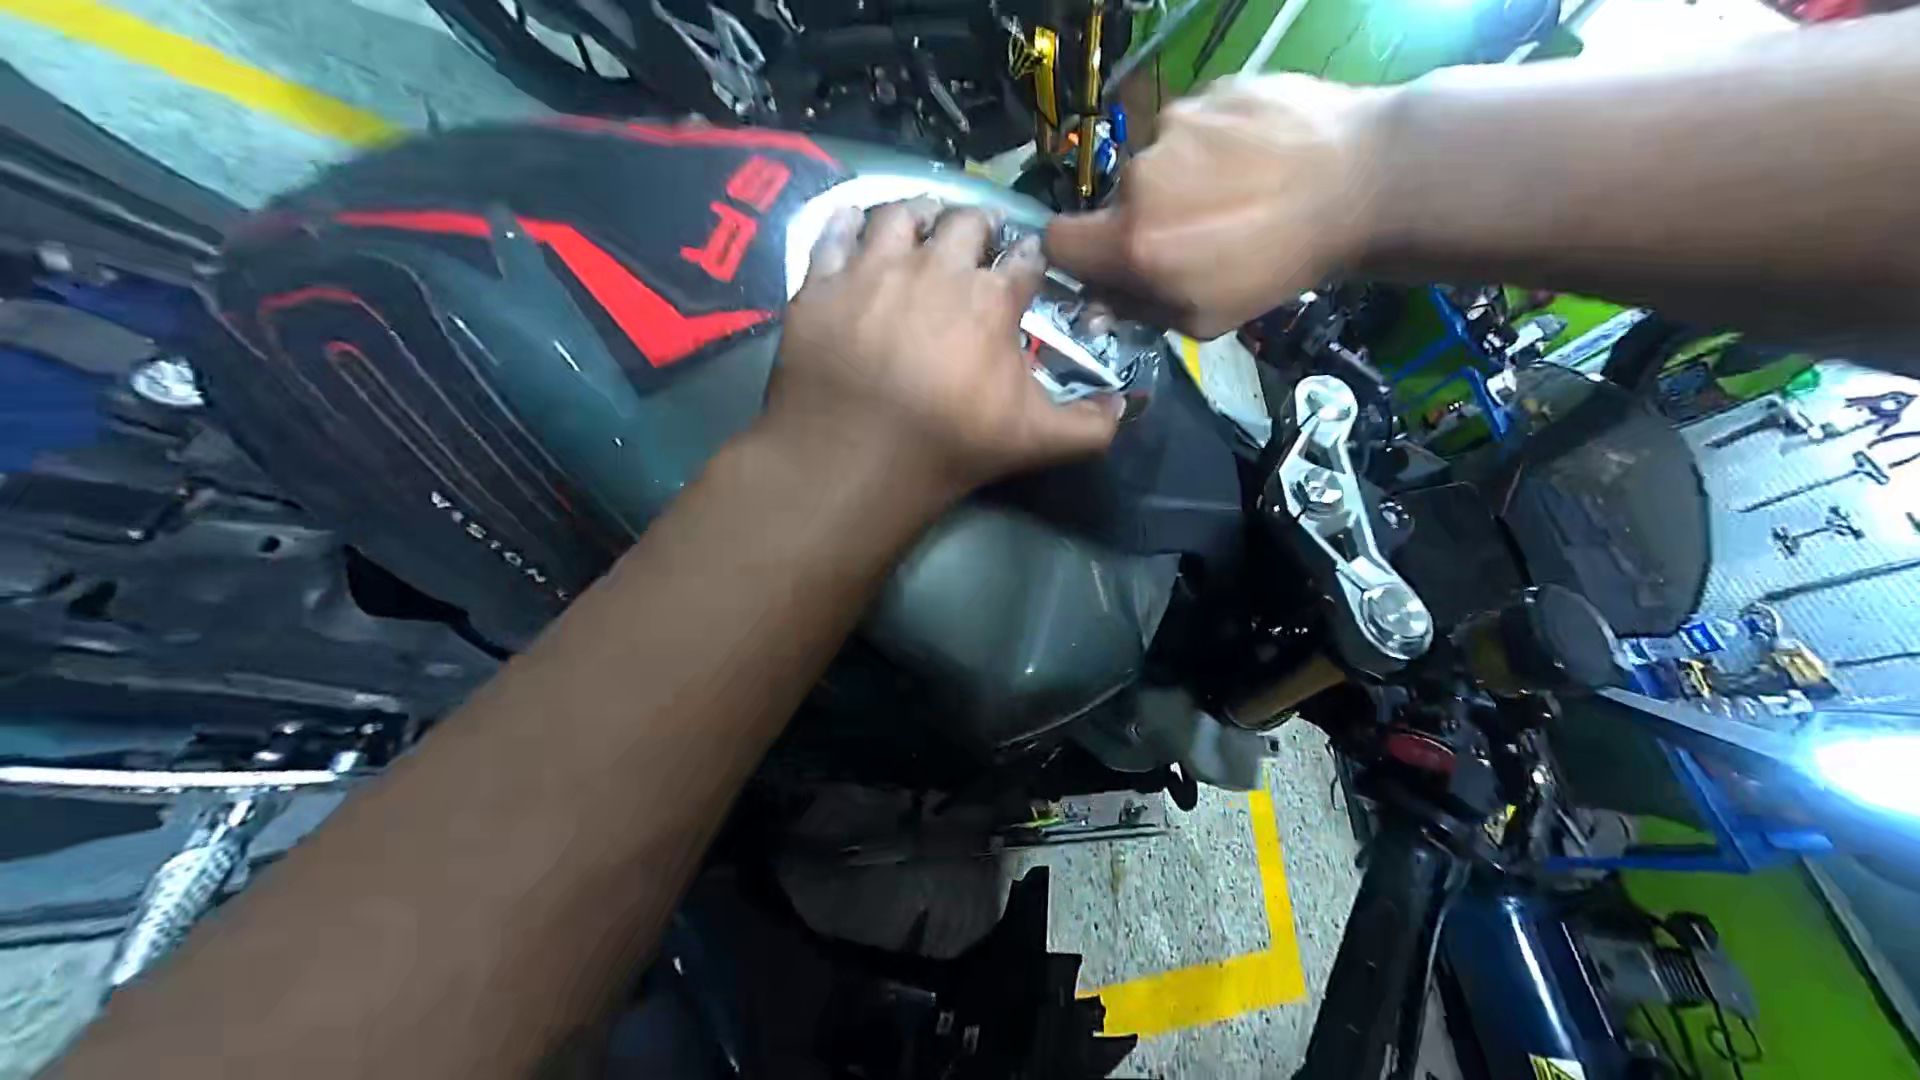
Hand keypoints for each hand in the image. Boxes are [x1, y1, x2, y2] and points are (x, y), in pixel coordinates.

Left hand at [764, 200, 1121, 501]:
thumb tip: (1125, 406)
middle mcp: (936, 267)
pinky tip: (855, 230)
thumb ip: (1091, 424)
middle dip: (977, 230)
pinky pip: (834, 232)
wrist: (856, 458)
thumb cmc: (950, 444)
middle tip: (973, 249)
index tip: (1025, 275)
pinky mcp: (822, 283)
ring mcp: (874, 269)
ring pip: (900, 213)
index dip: (1029, 264)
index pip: (1025, 260)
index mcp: (992, 298)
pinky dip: (847, 226)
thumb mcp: (1037, 440)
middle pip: (966, 221)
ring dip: (918, 216)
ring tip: (919, 229)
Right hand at [1046, 74, 1385, 338]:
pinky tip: (1253, 159)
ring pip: (1154, 162)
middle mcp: (1140, 176)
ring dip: (1177, 181)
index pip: (1056, 239)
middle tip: (1193, 232)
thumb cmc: (1277, 267)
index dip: (1071, 254)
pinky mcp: (1213, 90)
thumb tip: (1100, 298)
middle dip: (1138, 220)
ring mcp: (1177, 124)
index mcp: (1132, 240)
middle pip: (1112, 203)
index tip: (1099, 259)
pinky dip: (1210, 145)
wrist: (1365, 184)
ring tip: (1235, 192)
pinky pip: (1191, 126)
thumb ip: (1138, 309)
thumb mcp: (1201, 320)